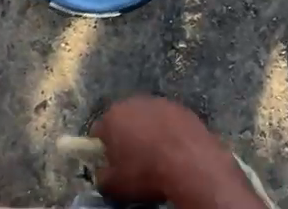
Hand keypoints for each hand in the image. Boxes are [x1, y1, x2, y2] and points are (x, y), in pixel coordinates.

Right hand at [90, 96, 266, 208]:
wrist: (189, 162)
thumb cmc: (145, 173)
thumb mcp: (114, 186)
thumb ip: (102, 176)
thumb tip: (104, 172)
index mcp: (113, 116)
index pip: (98, 130)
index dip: (101, 147)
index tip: (109, 161)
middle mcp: (133, 101)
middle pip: (123, 118)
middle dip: (125, 134)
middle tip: (132, 157)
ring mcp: (159, 101)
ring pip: (146, 116)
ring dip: (147, 130)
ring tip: (155, 152)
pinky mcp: (180, 106)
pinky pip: (167, 119)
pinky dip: (167, 130)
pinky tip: (173, 148)